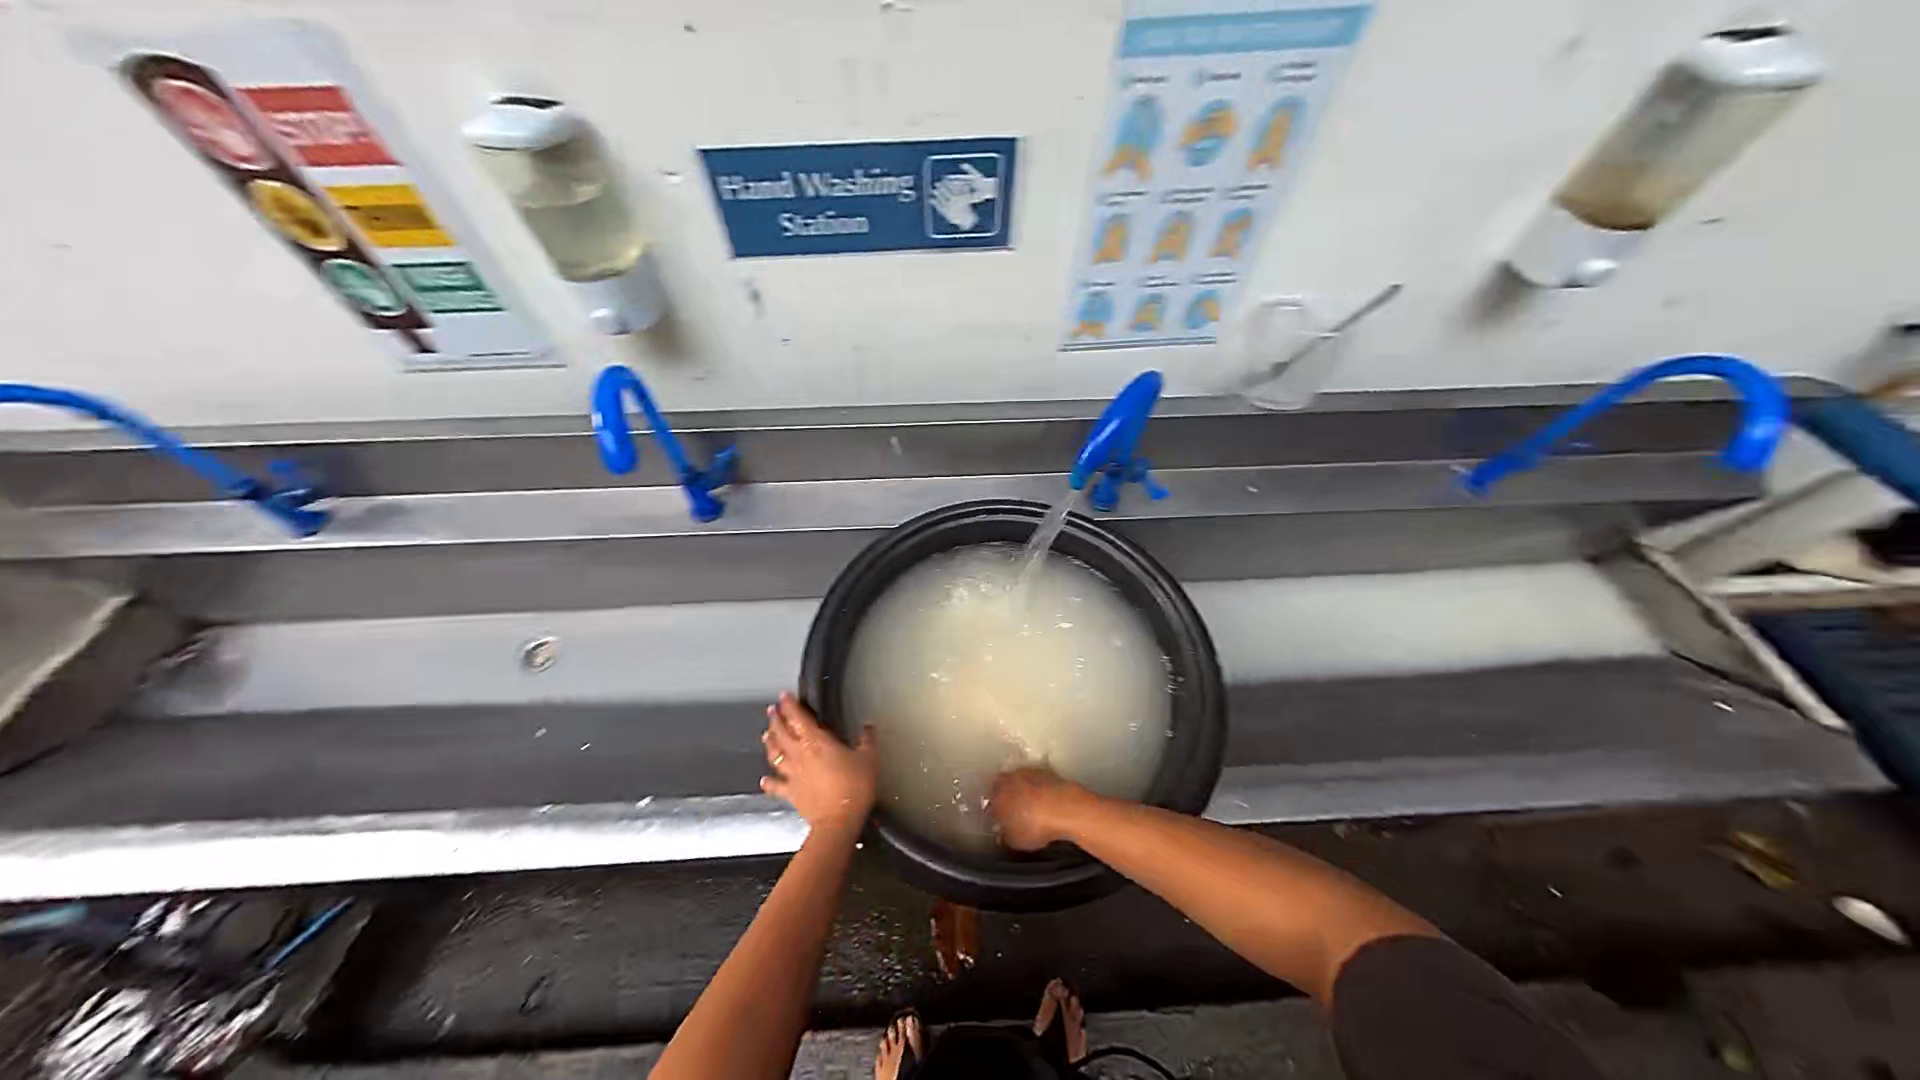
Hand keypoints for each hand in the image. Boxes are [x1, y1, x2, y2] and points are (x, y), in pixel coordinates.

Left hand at [761, 692, 877, 831]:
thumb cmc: (854, 786)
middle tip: (772, 711)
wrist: (839, 820)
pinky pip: (776, 786)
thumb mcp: (868, 758)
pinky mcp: (791, 793)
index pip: (799, 718)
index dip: (790, 705)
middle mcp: (801, 755)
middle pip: (782, 733)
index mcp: (817, 742)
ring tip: (765, 735)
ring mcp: (793, 774)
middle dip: (776, 720)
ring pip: (775, 755)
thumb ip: (867, 739)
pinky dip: (769, 782)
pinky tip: (764, 780)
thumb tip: (868, 725)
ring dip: (769, 744)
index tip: (784, 696)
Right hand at [988, 767, 1090, 850]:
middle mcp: (1010, 779)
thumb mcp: (1015, 841)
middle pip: (1006, 787)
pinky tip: (1049, 803)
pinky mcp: (1048, 771)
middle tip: (1019, 814)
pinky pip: (1039, 782)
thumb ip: (1005, 838)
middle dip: (1011, 798)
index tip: (1004, 822)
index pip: (991, 801)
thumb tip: (1002, 836)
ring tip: (1036, 809)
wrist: (1064, 808)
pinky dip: (1041, 790)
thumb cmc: (1033, 826)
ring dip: (1026, 792)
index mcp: (996, 794)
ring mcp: (1029, 772)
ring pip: (1023, 782)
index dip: (998, 812)